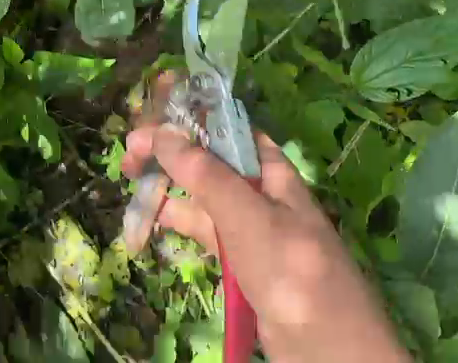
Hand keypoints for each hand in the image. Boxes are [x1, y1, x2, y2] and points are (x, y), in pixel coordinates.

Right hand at [122, 125, 410, 362]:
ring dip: (165, 187)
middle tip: (128, 157)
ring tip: (129, 184)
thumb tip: (161, 131)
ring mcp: (249, 228)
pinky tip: (146, 222)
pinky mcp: (240, 261)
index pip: (226, 128)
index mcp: (271, 171)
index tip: (147, 119)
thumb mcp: (247, 217)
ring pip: (199, 195)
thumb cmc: (294, 274)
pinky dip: (174, 222)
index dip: (188, 118)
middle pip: (207, 159)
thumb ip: (205, 173)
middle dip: (168, 152)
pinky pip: (201, 230)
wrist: (329, 357)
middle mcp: (259, 192)